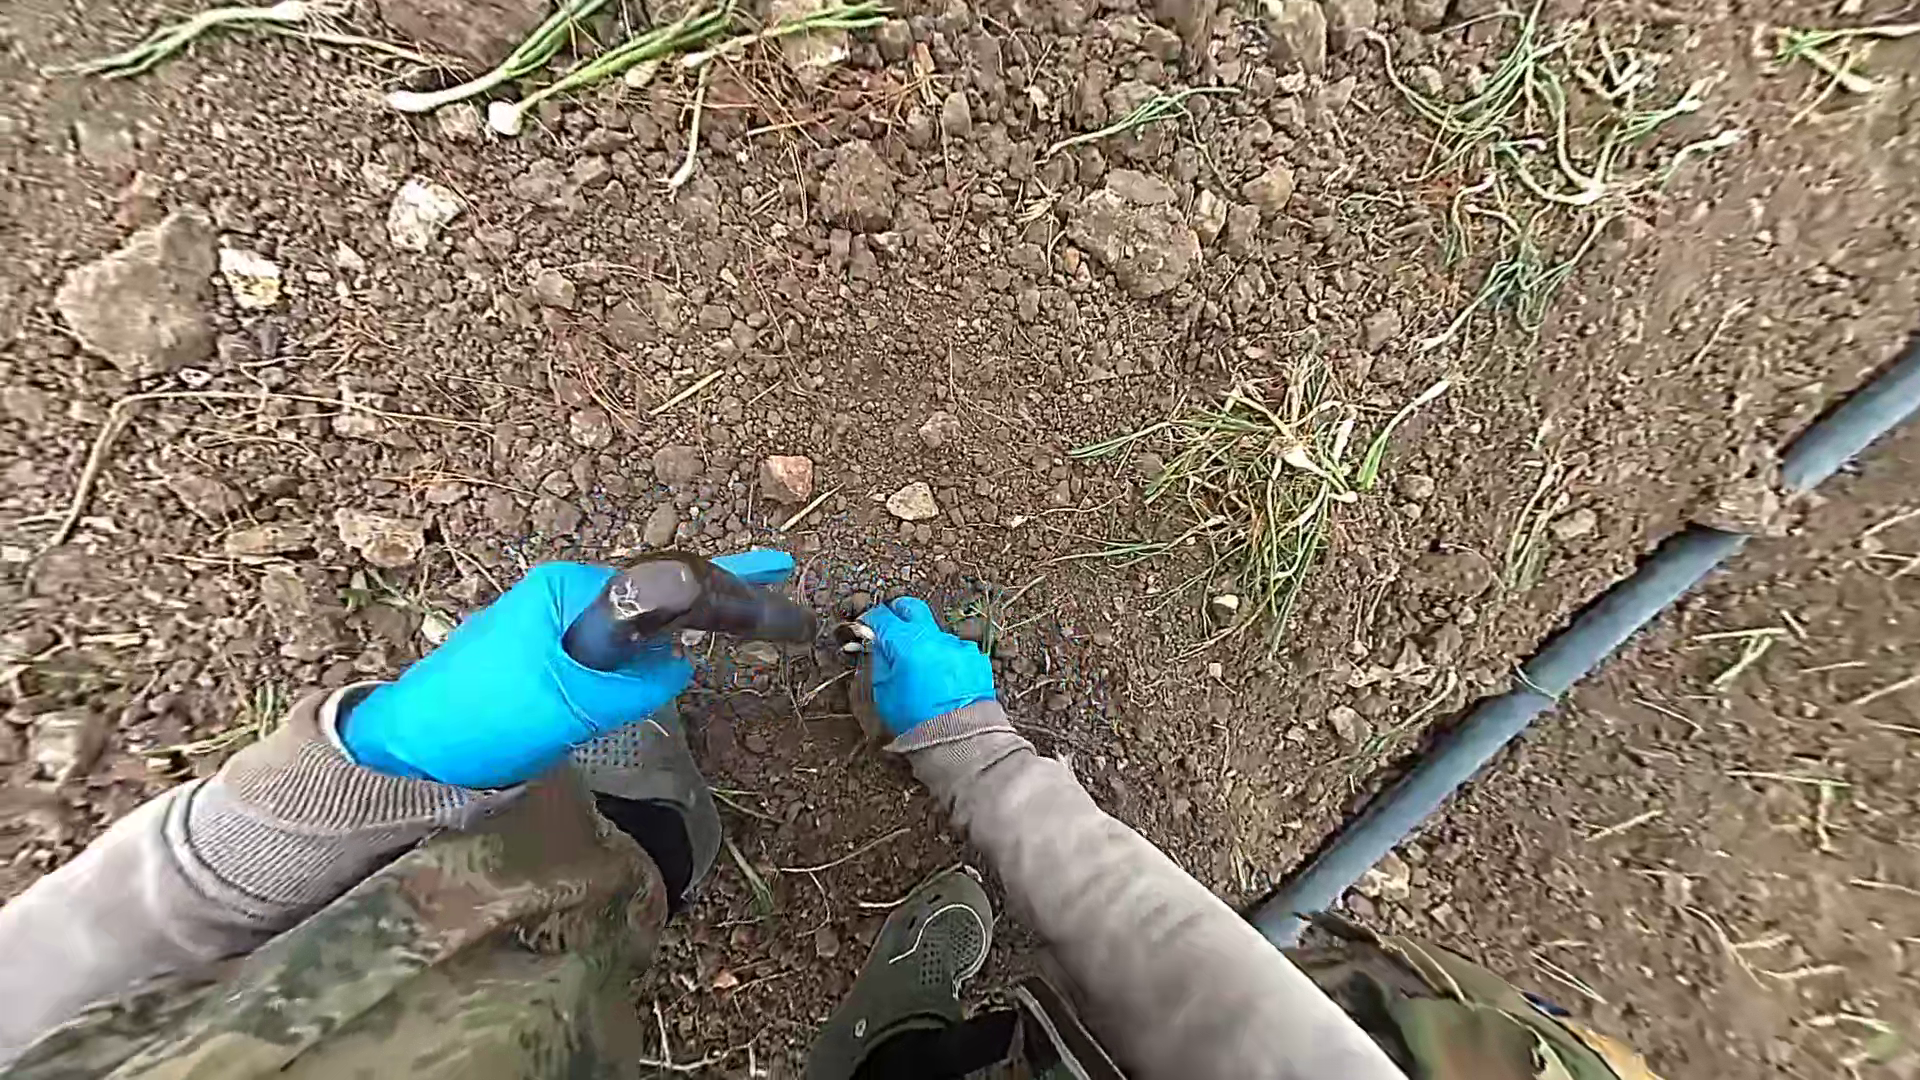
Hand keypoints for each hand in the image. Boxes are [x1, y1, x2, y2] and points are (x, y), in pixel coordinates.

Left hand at [342, 553, 791, 787]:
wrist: (408, 754)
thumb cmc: (488, 718)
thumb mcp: (578, 703)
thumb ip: (642, 682)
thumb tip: (680, 666)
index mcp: (572, 588)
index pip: (665, 578)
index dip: (723, 577)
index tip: (776, 567)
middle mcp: (568, 591)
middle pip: (659, 586)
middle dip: (714, 586)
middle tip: (774, 572)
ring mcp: (559, 616)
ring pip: (640, 614)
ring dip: (685, 617)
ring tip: (740, 611)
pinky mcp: (553, 645)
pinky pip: (620, 635)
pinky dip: (655, 638)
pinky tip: (676, 647)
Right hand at [858, 597, 996, 736]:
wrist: (959, 740)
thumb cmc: (916, 722)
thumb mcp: (882, 693)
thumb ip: (876, 662)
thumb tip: (874, 644)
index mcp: (908, 644)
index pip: (883, 617)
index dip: (871, 620)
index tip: (867, 627)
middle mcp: (935, 638)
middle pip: (912, 608)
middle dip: (898, 614)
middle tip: (891, 628)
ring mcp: (958, 646)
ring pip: (935, 633)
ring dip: (925, 643)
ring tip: (921, 669)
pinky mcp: (976, 658)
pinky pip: (955, 650)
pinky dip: (946, 658)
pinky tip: (943, 678)